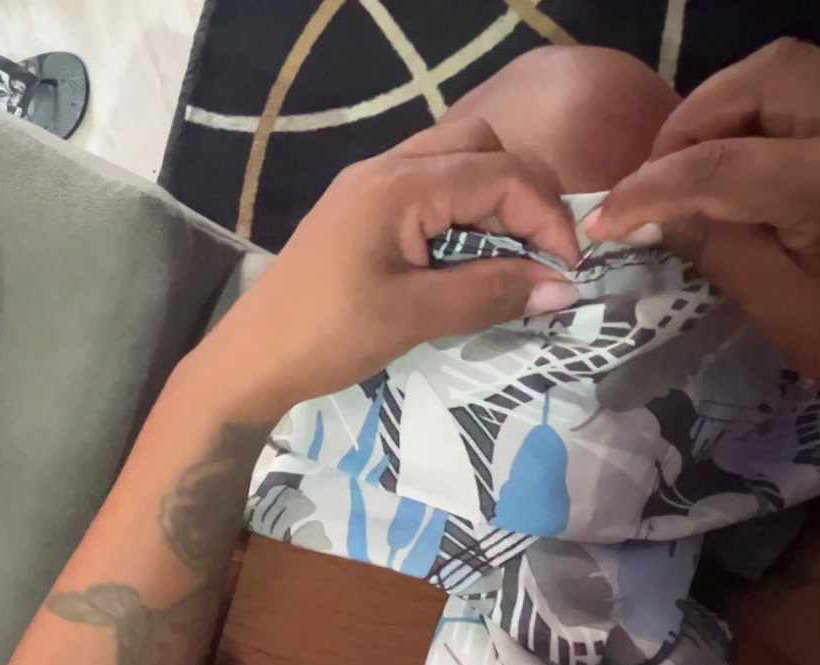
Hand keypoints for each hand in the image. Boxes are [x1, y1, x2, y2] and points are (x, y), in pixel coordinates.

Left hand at [211, 117, 580, 415]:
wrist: (250, 360)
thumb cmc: (327, 337)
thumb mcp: (414, 316)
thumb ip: (489, 294)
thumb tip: (562, 287)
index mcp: (399, 184)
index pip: (500, 174)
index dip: (546, 217)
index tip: (569, 268)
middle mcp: (383, 168)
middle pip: (478, 148)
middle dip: (521, 195)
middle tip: (538, 254)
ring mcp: (365, 188)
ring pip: (450, 164)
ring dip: (488, 202)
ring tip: (505, 258)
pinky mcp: (355, 214)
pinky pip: (422, 190)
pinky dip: (455, 214)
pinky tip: (461, 258)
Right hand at [588, 39, 819, 431]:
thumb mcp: (774, 305)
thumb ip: (713, 243)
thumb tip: (651, 212)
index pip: (722, 162)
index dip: (648, 187)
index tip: (601, 217)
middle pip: (767, 74)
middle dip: (693, 119)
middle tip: (656, 179)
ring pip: (793, 73)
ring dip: (726, 112)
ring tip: (689, 172)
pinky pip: (818, 94)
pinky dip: (762, 119)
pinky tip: (737, 169)